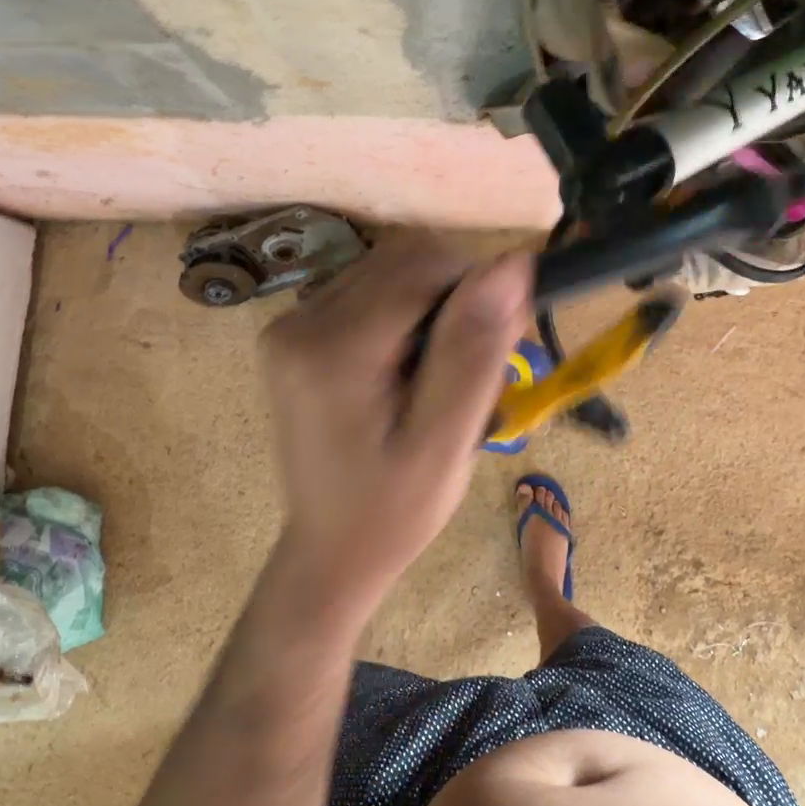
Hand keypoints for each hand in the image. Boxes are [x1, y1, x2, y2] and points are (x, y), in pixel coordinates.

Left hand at [262, 236, 532, 610]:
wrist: (333, 546)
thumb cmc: (395, 510)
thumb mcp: (445, 442)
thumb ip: (474, 352)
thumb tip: (512, 265)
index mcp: (331, 349)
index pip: (422, 267)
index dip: (476, 289)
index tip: (505, 342)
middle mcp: (300, 321)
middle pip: (403, 259)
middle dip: (455, 296)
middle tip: (478, 366)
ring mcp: (292, 323)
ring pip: (390, 268)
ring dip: (434, 303)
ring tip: (443, 373)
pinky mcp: (297, 332)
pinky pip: (369, 290)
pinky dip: (406, 313)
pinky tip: (412, 366)